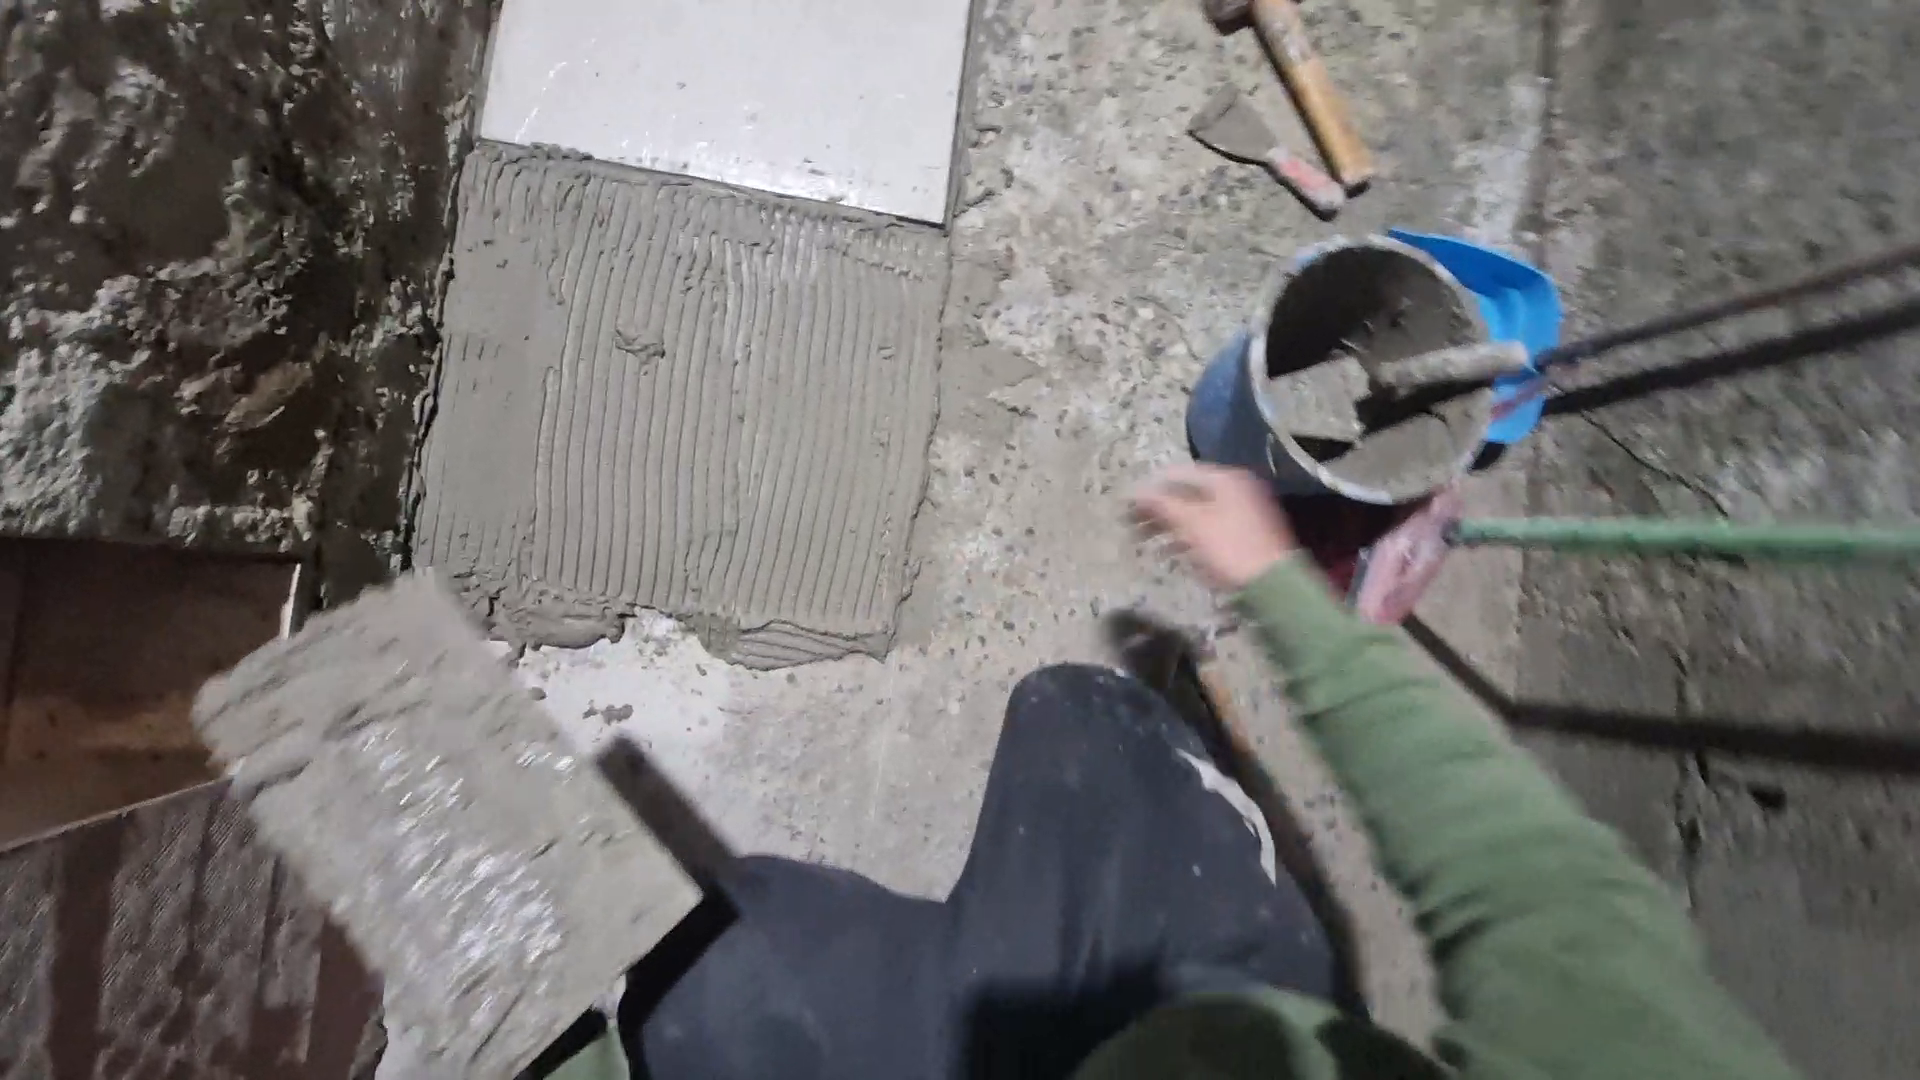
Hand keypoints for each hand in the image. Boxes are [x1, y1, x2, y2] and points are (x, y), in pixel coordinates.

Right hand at [1130, 464, 1296, 591]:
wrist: (1271, 585)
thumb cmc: (1229, 549)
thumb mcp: (1191, 524)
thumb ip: (1161, 504)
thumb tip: (1134, 491)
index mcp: (1224, 479)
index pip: (1177, 474)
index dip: (1150, 489)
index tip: (1127, 505)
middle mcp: (1234, 489)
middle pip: (1185, 493)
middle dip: (1157, 509)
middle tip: (1131, 523)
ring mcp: (1239, 511)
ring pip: (1194, 512)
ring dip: (1167, 524)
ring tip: (1143, 539)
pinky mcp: (1240, 533)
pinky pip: (1205, 527)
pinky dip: (1185, 537)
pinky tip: (1167, 551)